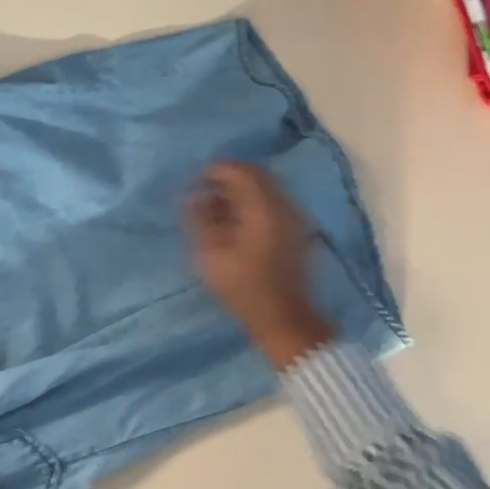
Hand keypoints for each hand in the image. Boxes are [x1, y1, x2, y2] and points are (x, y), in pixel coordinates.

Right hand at [187, 160, 333, 367]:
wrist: (283, 318)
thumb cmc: (243, 286)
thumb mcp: (211, 253)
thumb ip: (200, 218)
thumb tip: (193, 196)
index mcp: (264, 206)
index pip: (241, 171)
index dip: (216, 170)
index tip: (196, 181)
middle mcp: (284, 204)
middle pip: (256, 176)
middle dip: (229, 179)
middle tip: (205, 193)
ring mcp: (294, 217)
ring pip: (266, 189)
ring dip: (241, 192)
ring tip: (216, 210)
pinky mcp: (296, 231)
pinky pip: (273, 205)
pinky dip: (253, 205)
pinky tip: (236, 224)